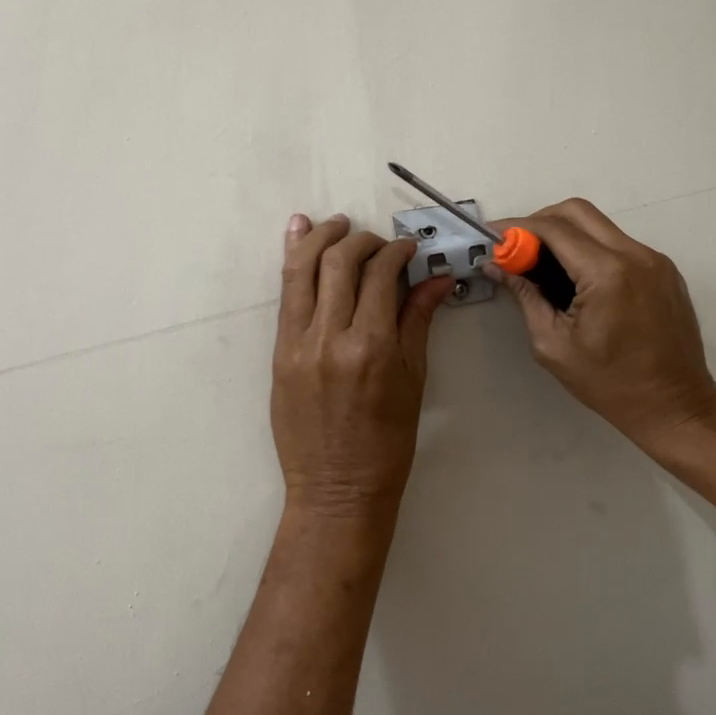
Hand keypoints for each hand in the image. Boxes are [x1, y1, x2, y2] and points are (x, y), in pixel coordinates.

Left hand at [271, 213, 453, 518]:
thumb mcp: (413, 380)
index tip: (407, 249)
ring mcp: (297, 344)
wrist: (337, 490)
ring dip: (320, 238)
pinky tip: (299, 237)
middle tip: (377, 242)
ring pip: (302, 270)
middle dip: (361, 240)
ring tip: (336, 224)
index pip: (381, 275)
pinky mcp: (278, 353)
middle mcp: (329, 338)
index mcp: (371, 347)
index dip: (397, 252)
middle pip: (339, 262)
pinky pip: (285, 296)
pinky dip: (292, 261)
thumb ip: (418, 321)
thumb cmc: (386, 443)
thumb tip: (437, 279)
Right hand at [489, 198, 715, 447]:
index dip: (517, 228)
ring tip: (543, 266)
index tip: (493, 238)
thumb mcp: (554, 344)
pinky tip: (577, 281)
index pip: (553, 229)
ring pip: (600, 226)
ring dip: (567, 235)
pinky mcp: (664, 270)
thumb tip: (498, 265)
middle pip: (577, 211)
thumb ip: (525, 297)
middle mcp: (634, 254)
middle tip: (517, 248)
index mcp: (607, 273)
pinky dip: (591, 250)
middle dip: (541, 222)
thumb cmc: (609, 383)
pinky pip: (619, 244)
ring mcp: (654, 260)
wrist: (675, 405)